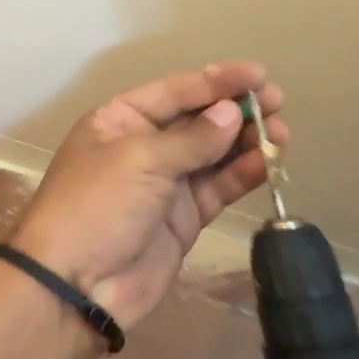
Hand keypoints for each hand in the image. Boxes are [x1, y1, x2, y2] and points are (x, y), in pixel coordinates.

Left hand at [11, 62, 287, 327]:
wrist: (76, 284)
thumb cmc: (97, 205)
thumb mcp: (139, 161)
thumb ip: (191, 139)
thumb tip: (231, 113)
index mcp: (119, 120)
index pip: (174, 91)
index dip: (215, 81)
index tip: (258, 74)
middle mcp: (143, 146)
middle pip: (196, 119)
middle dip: (236, 109)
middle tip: (277, 102)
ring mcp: (164, 184)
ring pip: (212, 154)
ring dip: (246, 141)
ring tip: (282, 133)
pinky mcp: (183, 218)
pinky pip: (218, 187)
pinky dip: (242, 174)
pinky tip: (269, 163)